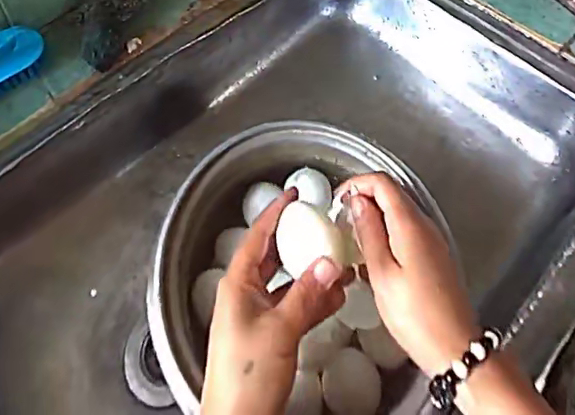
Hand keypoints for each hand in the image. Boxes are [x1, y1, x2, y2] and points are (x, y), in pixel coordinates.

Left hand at [199, 188, 346, 414]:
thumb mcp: (280, 329)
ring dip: (311, 274)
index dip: (275, 212)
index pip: (257, 235)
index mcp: (237, 283)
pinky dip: (312, 300)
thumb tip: (328, 263)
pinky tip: (334, 296)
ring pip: (287, 283)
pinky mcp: (269, 337)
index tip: (292, 195)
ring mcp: (256, 316)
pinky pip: (293, 307)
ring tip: (336, 261)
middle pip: (273, 257)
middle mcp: (245, 294)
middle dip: (297, 242)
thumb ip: (306, 294)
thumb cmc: (244, 378)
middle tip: (318, 225)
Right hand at [335, 173, 476, 376]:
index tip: (338, 200)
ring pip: (399, 210)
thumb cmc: (417, 317)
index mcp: (410, 224)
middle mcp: (425, 224)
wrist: (458, 351)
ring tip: (354, 237)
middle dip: (363, 197)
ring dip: (375, 215)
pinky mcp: (435, 255)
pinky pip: (407, 228)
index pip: (382, 182)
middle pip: (392, 192)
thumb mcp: (382, 275)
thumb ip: (368, 233)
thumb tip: (357, 202)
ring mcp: (433, 239)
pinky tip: (375, 255)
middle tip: (342, 219)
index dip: (356, 182)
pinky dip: (387, 230)